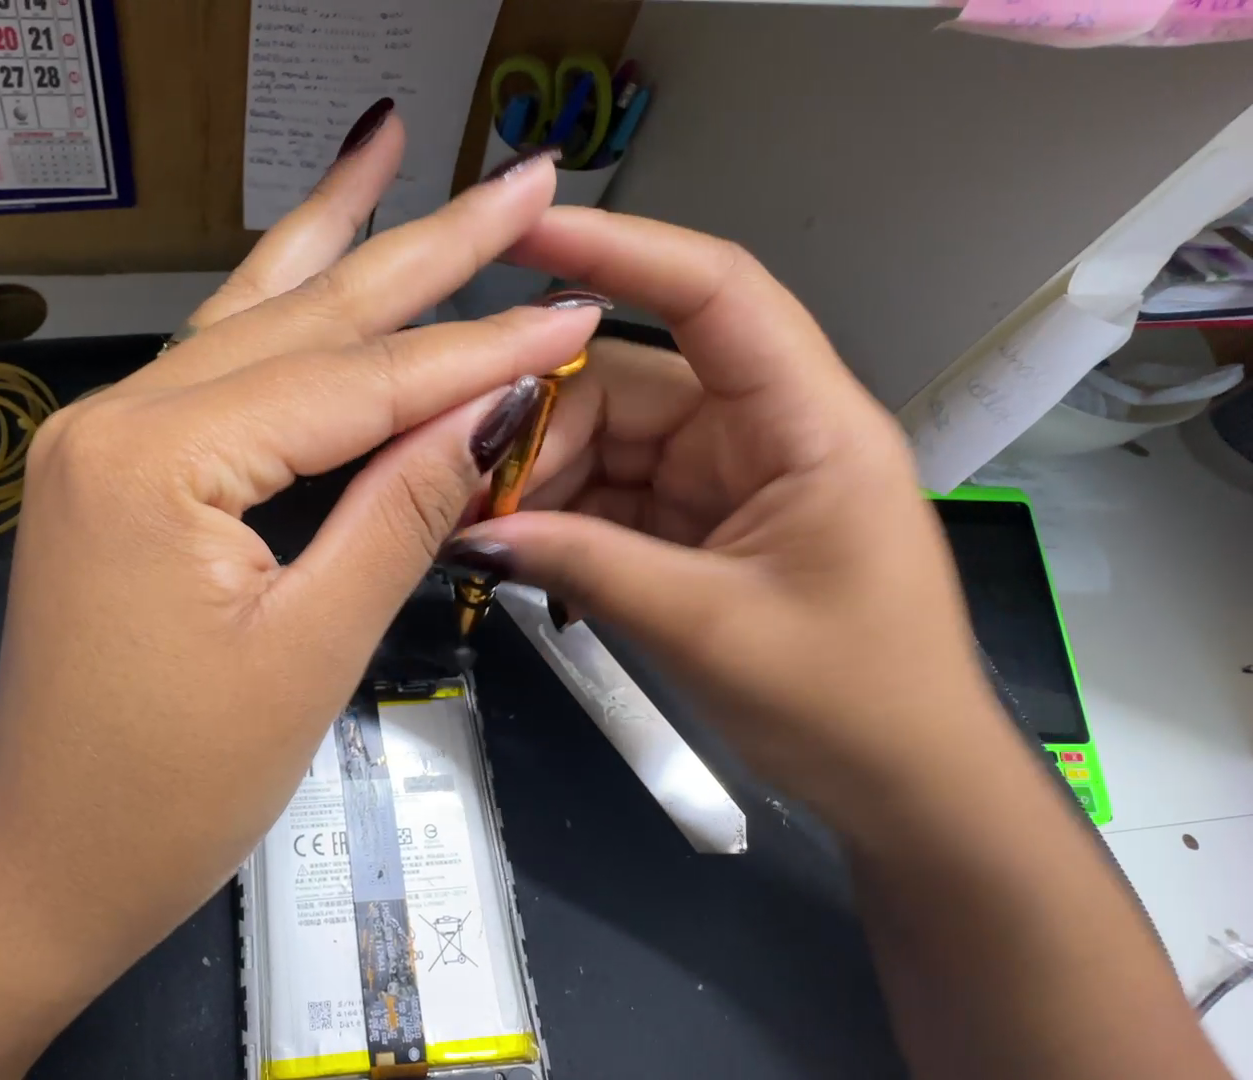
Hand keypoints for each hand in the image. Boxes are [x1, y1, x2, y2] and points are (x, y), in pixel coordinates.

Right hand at [439, 208, 1001, 824]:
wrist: (896, 782)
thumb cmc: (848, 700)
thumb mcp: (709, 628)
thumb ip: (586, 567)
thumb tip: (469, 532)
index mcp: (806, 425)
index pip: (716, 295)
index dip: (623, 249)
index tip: (526, 232)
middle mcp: (760, 429)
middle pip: (626, 382)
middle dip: (538, 425)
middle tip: (461, 484)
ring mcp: (720, 474)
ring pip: (603, 440)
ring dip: (537, 478)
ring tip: (477, 527)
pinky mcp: (691, 517)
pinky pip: (605, 492)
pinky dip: (555, 516)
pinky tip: (509, 545)